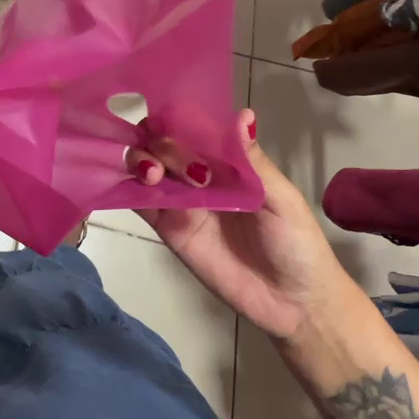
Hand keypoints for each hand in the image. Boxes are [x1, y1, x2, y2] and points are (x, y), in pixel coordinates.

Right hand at [126, 108, 352, 340]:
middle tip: (174, 166)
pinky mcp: (166, 227)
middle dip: (160, 145)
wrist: (293, 304)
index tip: (167, 119)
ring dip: (138, 160)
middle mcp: (196, 174)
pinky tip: (122, 182)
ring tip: (151, 174)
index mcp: (225, 160)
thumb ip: (253, 161)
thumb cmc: (297, 244)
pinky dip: (123, 188)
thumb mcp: (283, 199)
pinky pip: (138, 202)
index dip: (176, 118)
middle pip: (162, 143)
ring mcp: (179, 200)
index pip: (191, 127)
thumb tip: (243, 114)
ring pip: (144, 166)